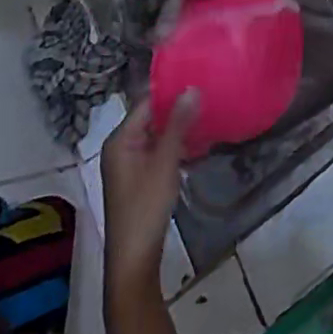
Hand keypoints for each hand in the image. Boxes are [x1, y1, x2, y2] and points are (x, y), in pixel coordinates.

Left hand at [101, 88, 199, 281]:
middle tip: (211, 93)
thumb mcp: (166, 162)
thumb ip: (178, 124)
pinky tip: (201, 142)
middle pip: (153, 116)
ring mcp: (131, 163)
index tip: (200, 76)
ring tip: (211, 112)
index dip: (172, 89)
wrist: (134, 257)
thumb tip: (192, 88)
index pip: (147, 102)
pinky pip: (161, 149)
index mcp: (121, 139)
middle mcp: (122, 146)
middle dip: (179, 106)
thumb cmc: (146, 206)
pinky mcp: (141, 176)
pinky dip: (179, 144)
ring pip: (159, 133)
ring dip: (181, 126)